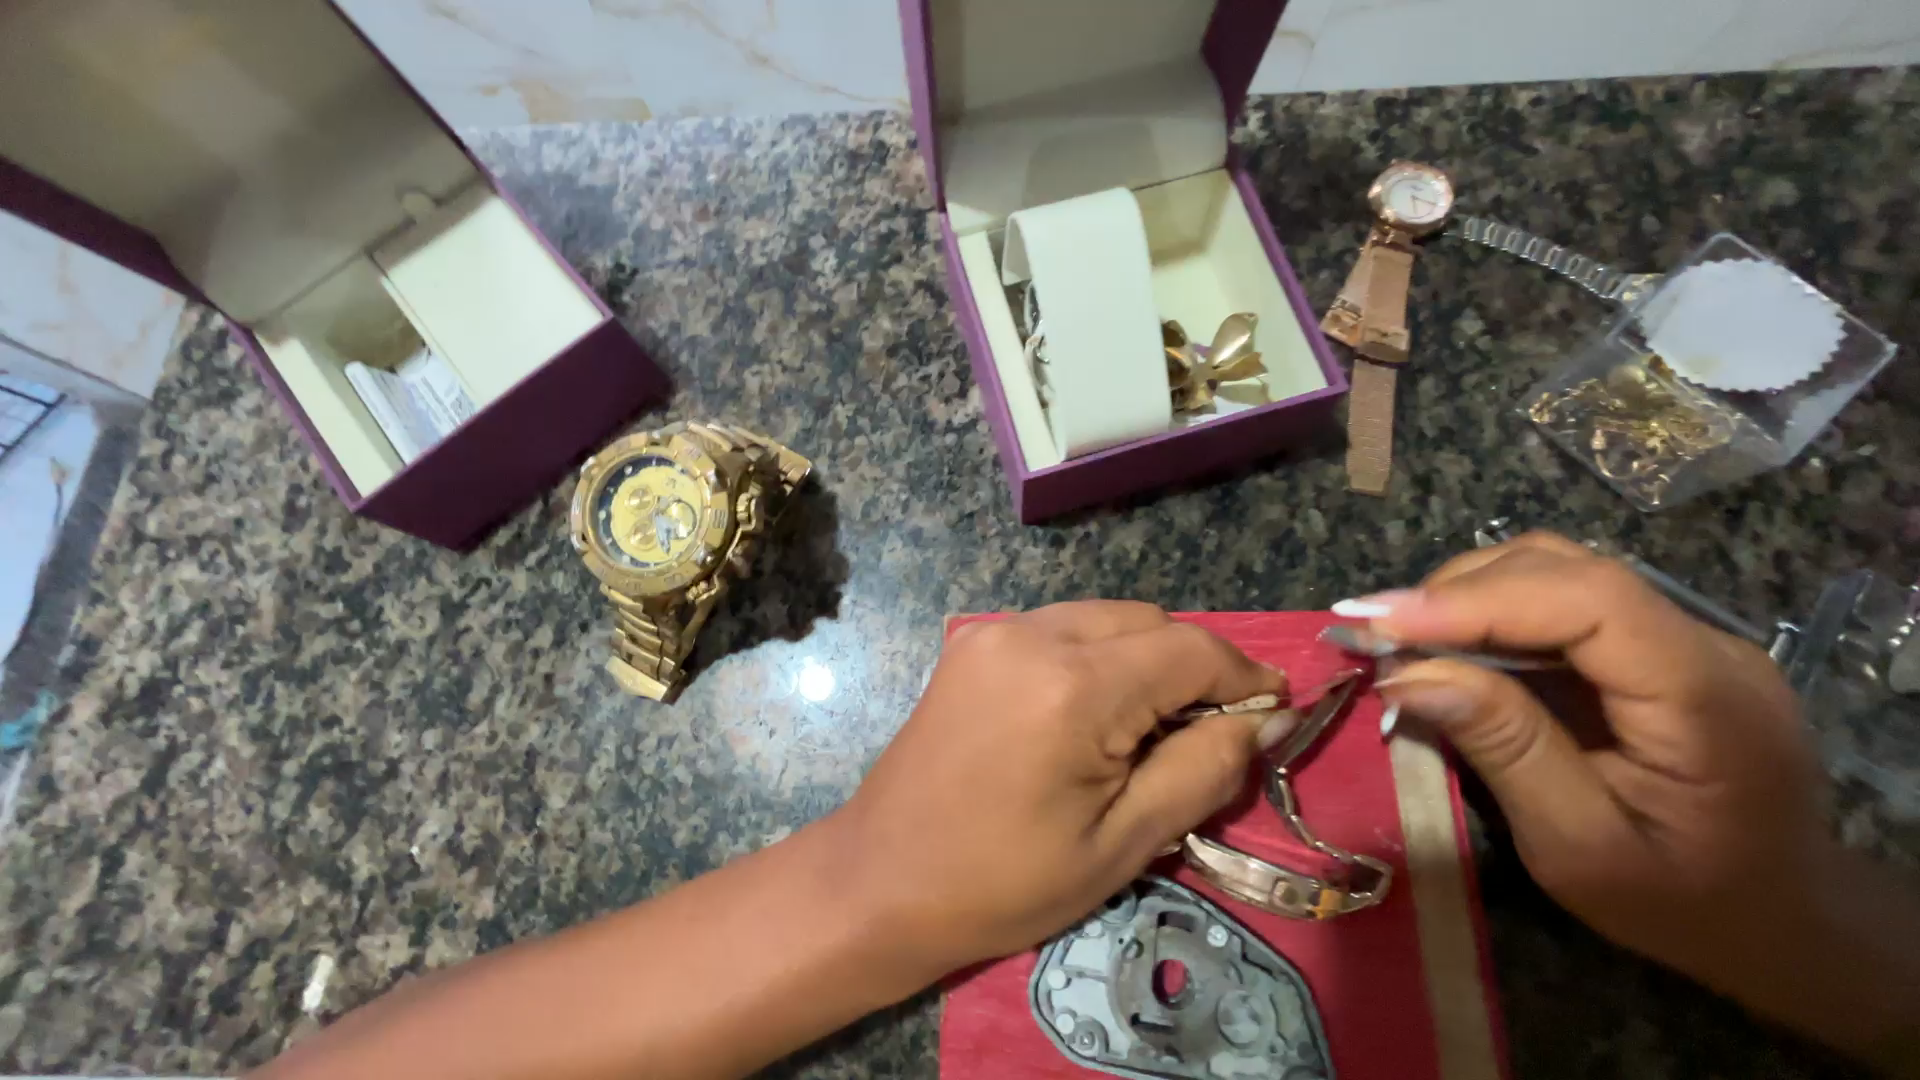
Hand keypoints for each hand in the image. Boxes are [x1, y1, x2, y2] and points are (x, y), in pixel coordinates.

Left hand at [833, 602, 1293, 979]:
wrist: (881, 877)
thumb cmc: (1004, 882)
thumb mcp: (1123, 843)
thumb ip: (1203, 768)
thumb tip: (1264, 719)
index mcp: (1073, 686)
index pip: (1191, 649)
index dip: (1244, 676)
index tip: (1275, 710)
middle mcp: (1031, 634)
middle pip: (1148, 620)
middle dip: (1193, 665)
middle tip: (1210, 728)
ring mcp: (993, 630)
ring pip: (1104, 616)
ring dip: (1145, 655)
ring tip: (1152, 722)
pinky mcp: (971, 641)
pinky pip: (1059, 627)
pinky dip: (1097, 653)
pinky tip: (1093, 708)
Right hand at [1346, 533, 1822, 984]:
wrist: (1774, 917)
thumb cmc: (1679, 901)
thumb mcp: (1579, 846)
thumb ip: (1503, 748)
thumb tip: (1405, 673)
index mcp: (1708, 700)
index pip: (1590, 602)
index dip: (1476, 600)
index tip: (1380, 623)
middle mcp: (1702, 643)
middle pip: (1562, 571)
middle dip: (1452, 594)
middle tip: (1368, 634)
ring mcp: (1677, 634)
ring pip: (1551, 569)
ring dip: (1462, 593)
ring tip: (1399, 637)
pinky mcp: (1645, 642)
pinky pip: (1552, 596)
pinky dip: (1482, 608)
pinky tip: (1445, 643)